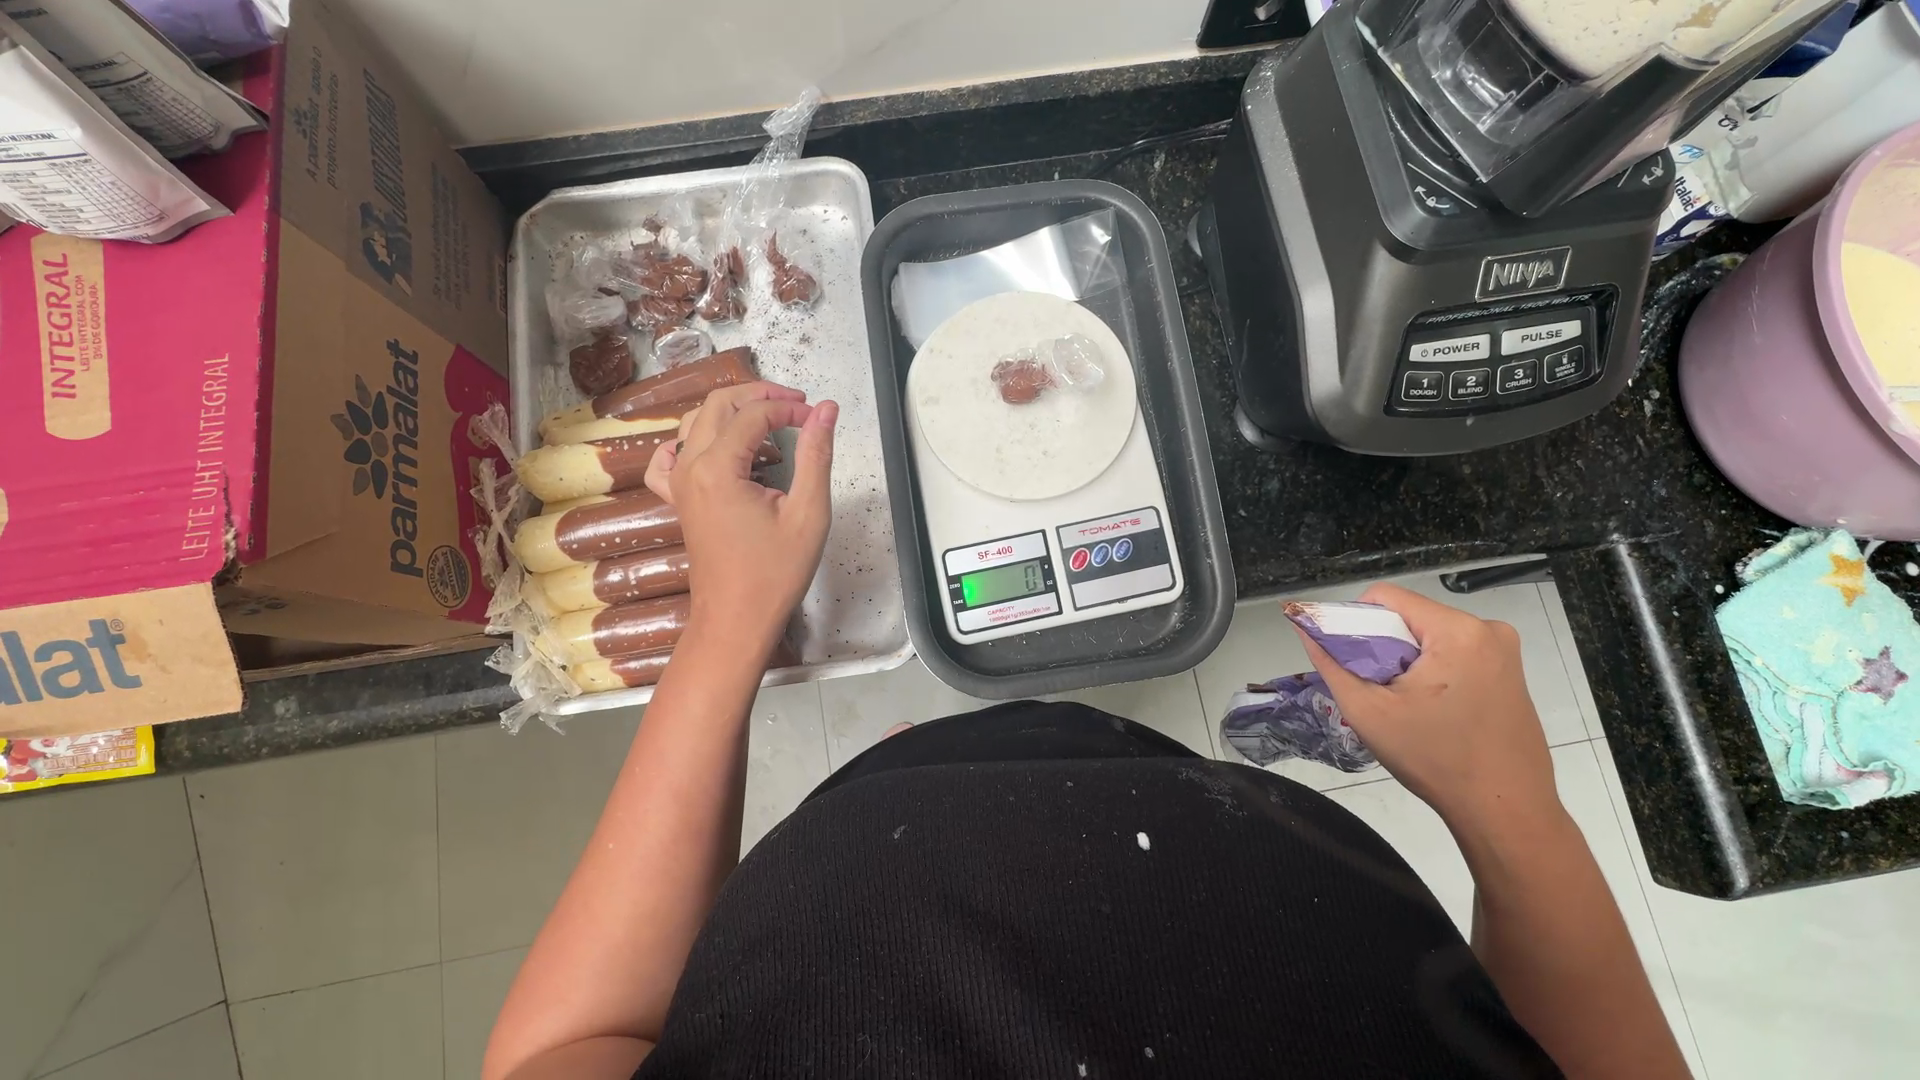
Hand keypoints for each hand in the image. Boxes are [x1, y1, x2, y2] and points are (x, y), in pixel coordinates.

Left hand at [643, 381, 836, 653]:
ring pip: (697, 422)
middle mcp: (690, 466)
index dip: (790, 408)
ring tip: (770, 419)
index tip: (817, 417)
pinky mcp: (678, 499)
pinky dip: (693, 440)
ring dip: (733, 411)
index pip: (755, 414)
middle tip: (797, 405)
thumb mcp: (808, 512)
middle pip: (720, 405)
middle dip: (761, 396)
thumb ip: (816, 454)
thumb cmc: (775, 573)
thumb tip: (825, 411)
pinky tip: (714, 446)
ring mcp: (678, 483)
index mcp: (718, 468)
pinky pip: (671, 456)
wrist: (736, 619)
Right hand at [1297, 584, 1560, 834]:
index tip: (1351, 661)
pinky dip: (1432, 672)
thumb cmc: (1434, 759)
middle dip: (1383, 645)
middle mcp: (1487, 629)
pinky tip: (1432, 710)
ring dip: (1407, 660)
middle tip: (1377, 690)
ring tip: (1405, 704)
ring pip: (1429, 636)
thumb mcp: (1366, 710)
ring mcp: (1504, 651)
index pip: (1386, 597)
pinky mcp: (1510, 671)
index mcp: (1457, 631)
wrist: (1505, 810)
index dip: (1355, 621)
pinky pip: (1454, 653)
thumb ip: (1331, 662)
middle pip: (1409, 616)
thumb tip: (1305, 626)